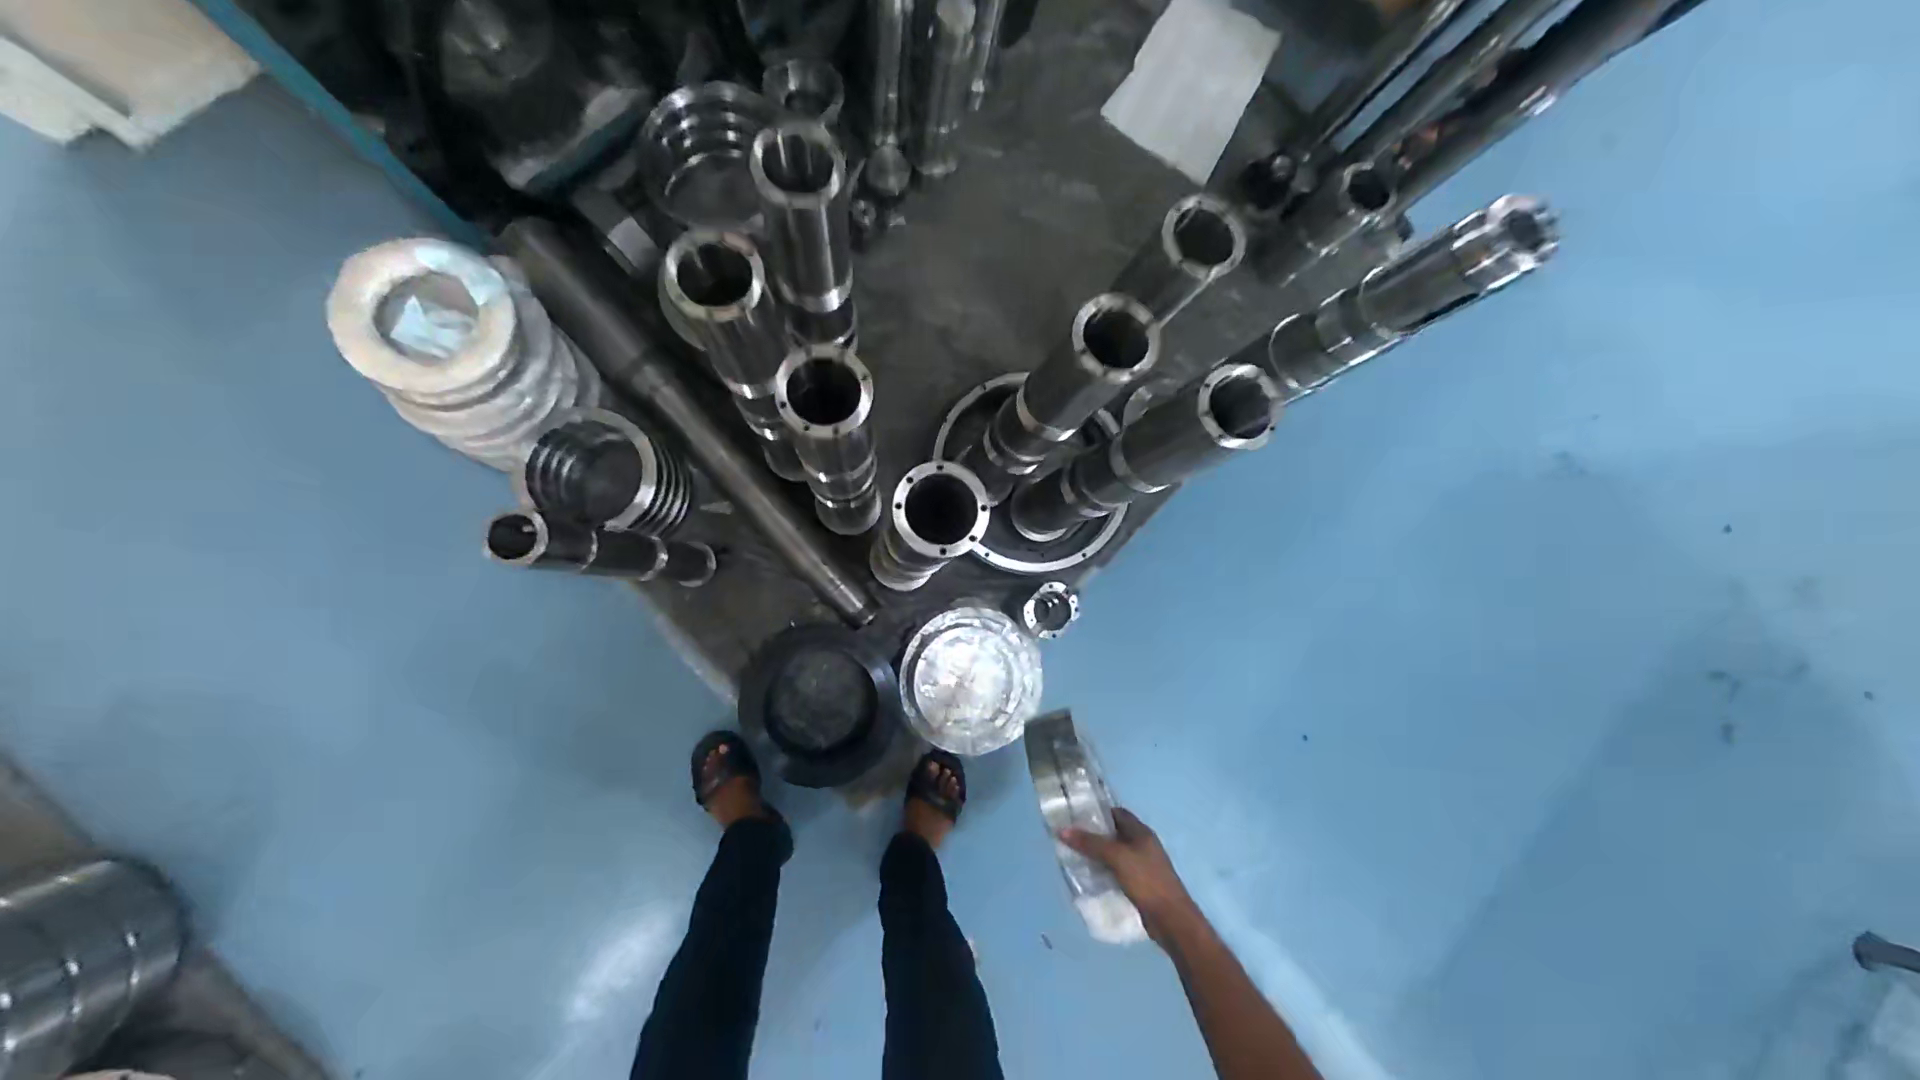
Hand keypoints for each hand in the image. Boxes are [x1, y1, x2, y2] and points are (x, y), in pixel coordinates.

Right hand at [1060, 807, 1197, 943]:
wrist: (1171, 919)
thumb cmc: (1146, 880)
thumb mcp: (1117, 857)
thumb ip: (1091, 843)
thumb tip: (1063, 830)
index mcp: (1141, 832)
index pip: (1117, 813)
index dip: (1098, 812)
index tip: (1076, 816)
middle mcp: (1142, 845)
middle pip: (1114, 833)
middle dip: (1094, 835)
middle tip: (1071, 837)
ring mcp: (1142, 865)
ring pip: (1115, 854)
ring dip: (1097, 854)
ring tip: (1074, 856)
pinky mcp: (1139, 884)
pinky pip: (1117, 871)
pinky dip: (1104, 871)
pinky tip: (1089, 876)